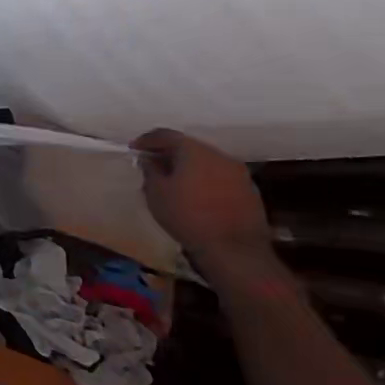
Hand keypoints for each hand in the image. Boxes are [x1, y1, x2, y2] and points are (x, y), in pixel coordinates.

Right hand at [132, 128, 272, 270]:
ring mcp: (238, 173)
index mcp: (193, 150)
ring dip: (189, 166)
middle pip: (189, 146)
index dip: (147, 140)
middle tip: (153, 164)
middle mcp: (218, 155)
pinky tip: (197, 195)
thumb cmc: (187, 216)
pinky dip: (206, 179)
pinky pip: (221, 176)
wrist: (235, 250)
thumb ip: (150, 170)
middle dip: (169, 152)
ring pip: (207, 161)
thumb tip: (149, 159)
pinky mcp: (250, 191)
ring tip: (175, 181)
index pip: (166, 134)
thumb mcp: (156, 193)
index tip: (134, 149)